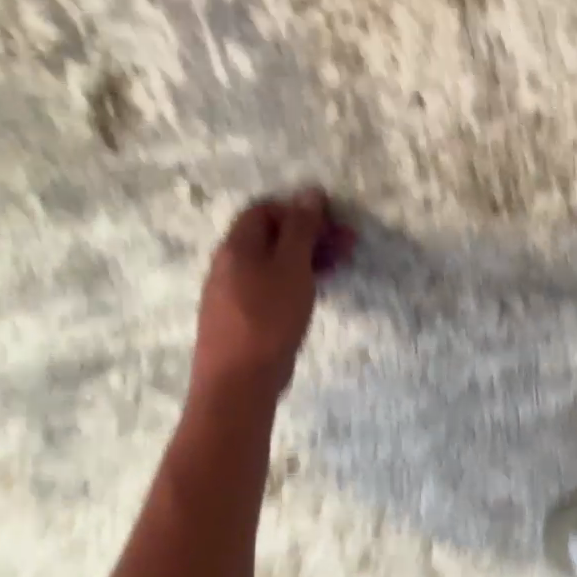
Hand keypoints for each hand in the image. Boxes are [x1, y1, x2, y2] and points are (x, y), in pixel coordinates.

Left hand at [190, 188, 356, 403]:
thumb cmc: (268, 317)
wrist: (238, 383)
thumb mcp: (292, 266)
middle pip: (271, 235)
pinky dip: (296, 278)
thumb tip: (309, 192)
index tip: (331, 223)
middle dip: (311, 233)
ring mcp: (232, 292)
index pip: (264, 210)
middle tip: (348, 244)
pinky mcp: (242, 315)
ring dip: (308, 256)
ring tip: (341, 265)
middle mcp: (228, 265)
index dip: (298, 209)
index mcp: (237, 248)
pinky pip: (271, 283)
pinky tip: (317, 289)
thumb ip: (301, 228)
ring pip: (274, 260)